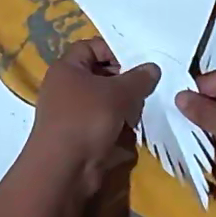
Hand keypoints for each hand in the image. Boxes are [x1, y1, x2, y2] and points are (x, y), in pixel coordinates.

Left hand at [30, 39, 158, 186]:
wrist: (63, 170)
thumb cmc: (87, 119)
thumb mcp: (118, 93)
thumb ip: (139, 78)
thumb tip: (152, 68)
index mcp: (67, 68)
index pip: (91, 46)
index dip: (114, 50)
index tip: (137, 61)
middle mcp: (64, 87)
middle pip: (99, 73)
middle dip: (124, 78)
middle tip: (145, 84)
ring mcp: (70, 112)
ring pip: (102, 98)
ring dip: (123, 102)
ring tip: (142, 106)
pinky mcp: (78, 134)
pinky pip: (101, 120)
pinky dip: (117, 121)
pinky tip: (133, 126)